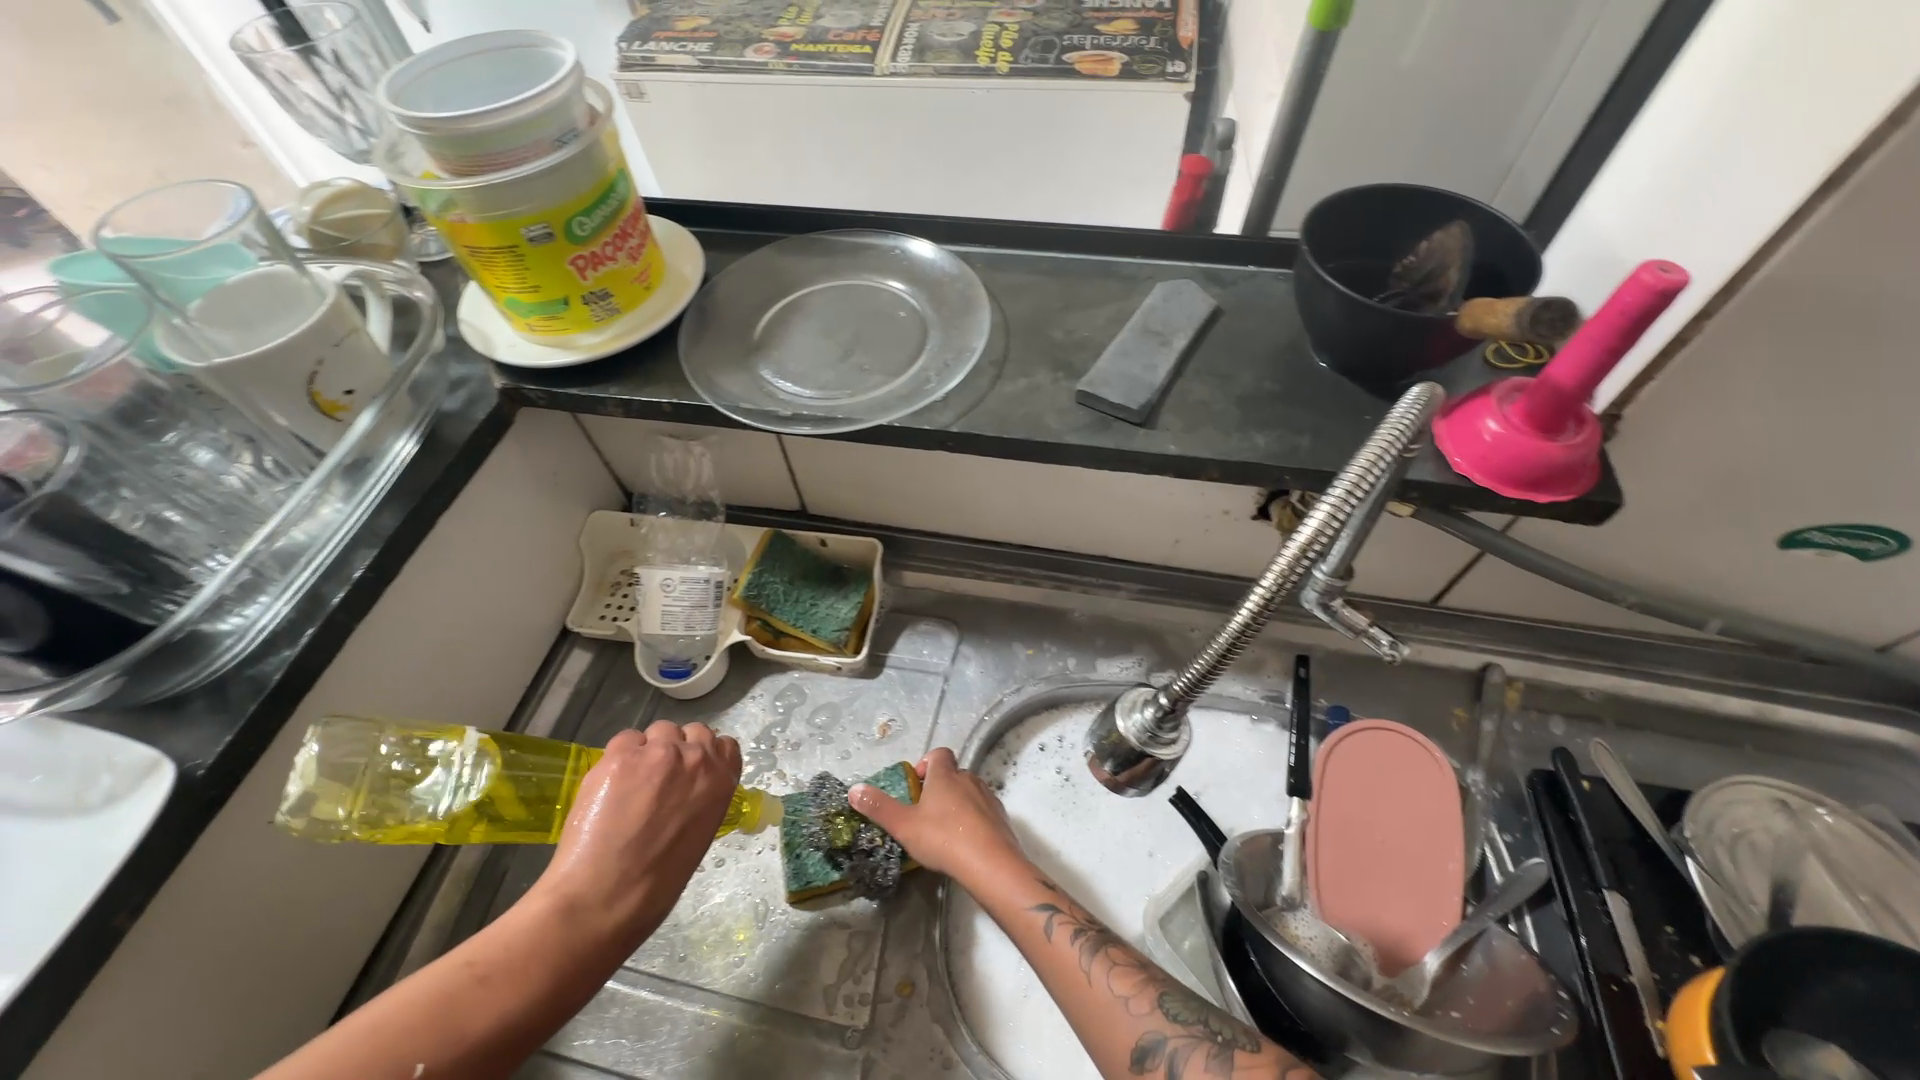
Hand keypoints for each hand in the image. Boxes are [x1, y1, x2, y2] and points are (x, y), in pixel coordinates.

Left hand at [528, 720, 741, 948]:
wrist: (607, 895)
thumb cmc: (658, 881)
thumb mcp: (699, 834)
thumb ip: (699, 799)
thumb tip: (683, 789)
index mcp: (722, 782)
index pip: (724, 745)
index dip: (705, 754)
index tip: (690, 771)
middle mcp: (695, 759)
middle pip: (691, 731)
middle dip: (677, 748)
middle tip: (658, 776)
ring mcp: (657, 753)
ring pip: (657, 731)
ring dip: (648, 749)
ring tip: (631, 781)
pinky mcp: (619, 756)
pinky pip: (624, 740)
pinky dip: (619, 757)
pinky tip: (610, 785)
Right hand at [849, 748, 1025, 889]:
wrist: (990, 863)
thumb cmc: (942, 838)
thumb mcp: (903, 825)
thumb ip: (879, 807)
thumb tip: (854, 789)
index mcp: (945, 775)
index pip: (939, 754)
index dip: (927, 763)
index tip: (916, 783)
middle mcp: (969, 779)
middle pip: (954, 774)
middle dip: (940, 787)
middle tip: (925, 811)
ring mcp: (988, 798)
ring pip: (970, 792)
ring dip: (958, 803)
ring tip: (944, 829)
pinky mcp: (1001, 818)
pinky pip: (984, 812)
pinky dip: (974, 820)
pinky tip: (965, 843)